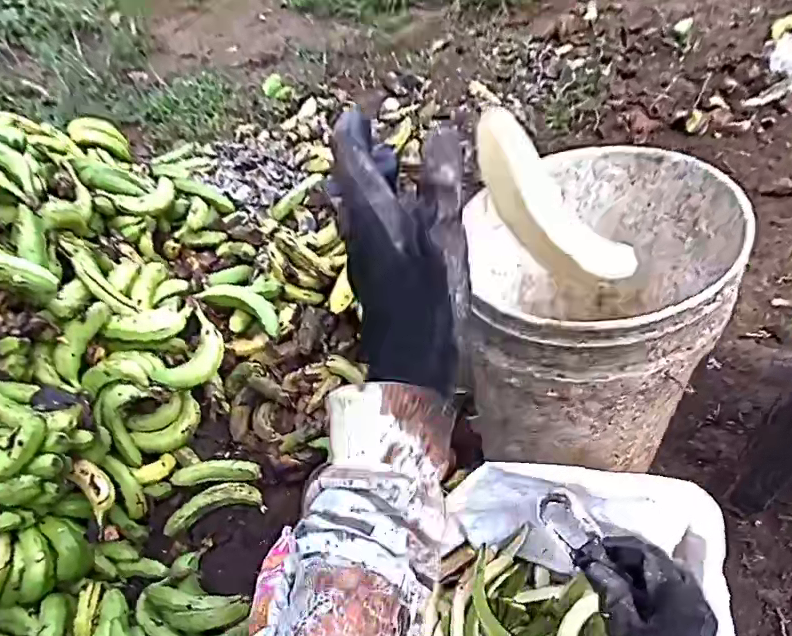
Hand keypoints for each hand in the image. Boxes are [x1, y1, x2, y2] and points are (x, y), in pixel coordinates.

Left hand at [329, 107, 465, 395]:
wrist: (411, 366)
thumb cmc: (429, 302)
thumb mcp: (444, 234)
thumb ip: (440, 181)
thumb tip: (439, 131)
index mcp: (370, 212)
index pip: (347, 155)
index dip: (354, 129)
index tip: (364, 113)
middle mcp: (357, 232)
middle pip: (351, 182)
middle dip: (366, 156)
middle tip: (386, 138)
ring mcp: (363, 257)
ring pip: (360, 209)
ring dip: (376, 185)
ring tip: (399, 169)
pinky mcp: (373, 278)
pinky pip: (372, 231)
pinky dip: (386, 213)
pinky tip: (410, 218)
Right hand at [579, 532, 730, 635]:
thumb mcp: (623, 631)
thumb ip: (612, 593)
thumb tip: (594, 564)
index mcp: (677, 593)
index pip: (648, 554)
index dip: (617, 547)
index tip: (590, 548)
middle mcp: (695, 594)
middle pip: (661, 562)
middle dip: (627, 557)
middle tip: (595, 561)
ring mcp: (700, 608)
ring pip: (667, 577)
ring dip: (638, 573)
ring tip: (607, 576)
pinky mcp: (698, 622)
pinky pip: (672, 594)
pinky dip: (649, 588)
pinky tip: (628, 597)